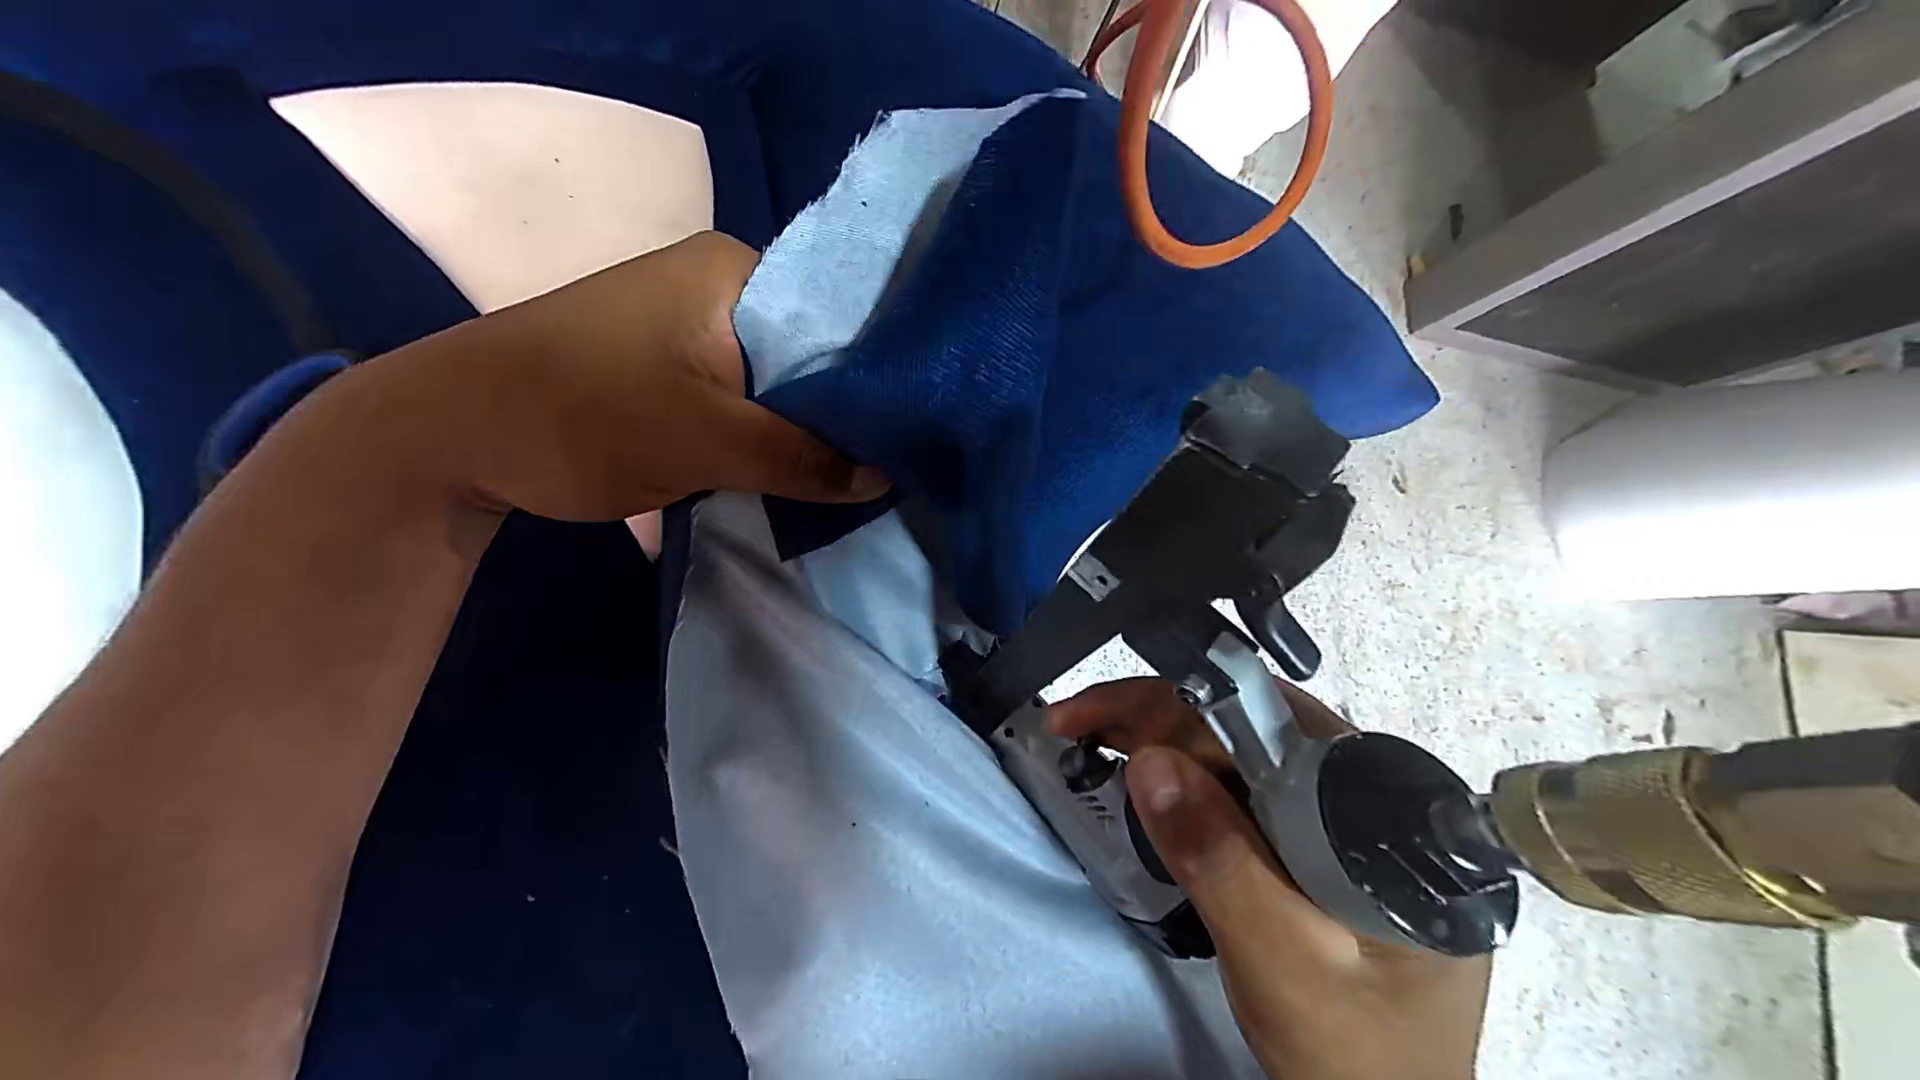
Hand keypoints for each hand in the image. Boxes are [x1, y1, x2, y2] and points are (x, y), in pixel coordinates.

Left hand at [330, 230, 886, 522]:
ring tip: (871, 472)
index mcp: (737, 272)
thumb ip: (802, 458)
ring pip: (786, 388)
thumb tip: (885, 478)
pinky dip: (778, 442)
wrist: (454, 434)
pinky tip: (813, 474)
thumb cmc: (580, 414)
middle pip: (816, 356)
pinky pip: (756, 408)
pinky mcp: (685, 377)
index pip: (841, 315)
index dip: (881, 374)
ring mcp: (702, 335)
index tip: (919, 426)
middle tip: (903, 459)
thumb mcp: (704, 439)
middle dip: (849, 412)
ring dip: (813, 433)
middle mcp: (726, 292)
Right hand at [1050, 679, 1491, 1079]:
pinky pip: (1233, 785)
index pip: (1261, 723)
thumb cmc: (1353, 1047)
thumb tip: (1147, 762)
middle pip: (1240, 726)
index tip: (1096, 719)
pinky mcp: (1306, 834)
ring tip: (1089, 741)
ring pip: (1231, 749)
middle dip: (1147, 718)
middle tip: (1071, 726)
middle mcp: (1358, 791)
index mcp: (1374, 806)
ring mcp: (1332, 813)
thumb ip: (1220, 861)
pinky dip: (1177, 778)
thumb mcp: (1282, 961)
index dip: (1170, 709)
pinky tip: (1142, 783)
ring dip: (1154, 740)